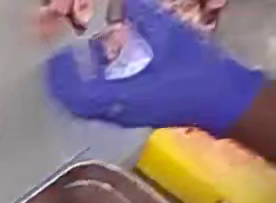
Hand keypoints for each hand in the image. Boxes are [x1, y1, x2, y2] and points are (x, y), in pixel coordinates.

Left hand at [45, 0, 265, 134]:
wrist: (220, 100)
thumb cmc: (198, 71)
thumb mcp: (171, 34)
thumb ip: (143, 13)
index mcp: (123, 98)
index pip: (79, 95)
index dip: (63, 79)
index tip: (55, 58)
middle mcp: (118, 113)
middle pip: (78, 104)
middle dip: (65, 84)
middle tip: (59, 60)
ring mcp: (125, 116)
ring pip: (90, 106)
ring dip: (79, 86)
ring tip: (75, 61)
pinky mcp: (134, 113)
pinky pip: (103, 104)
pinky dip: (93, 88)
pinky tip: (99, 67)